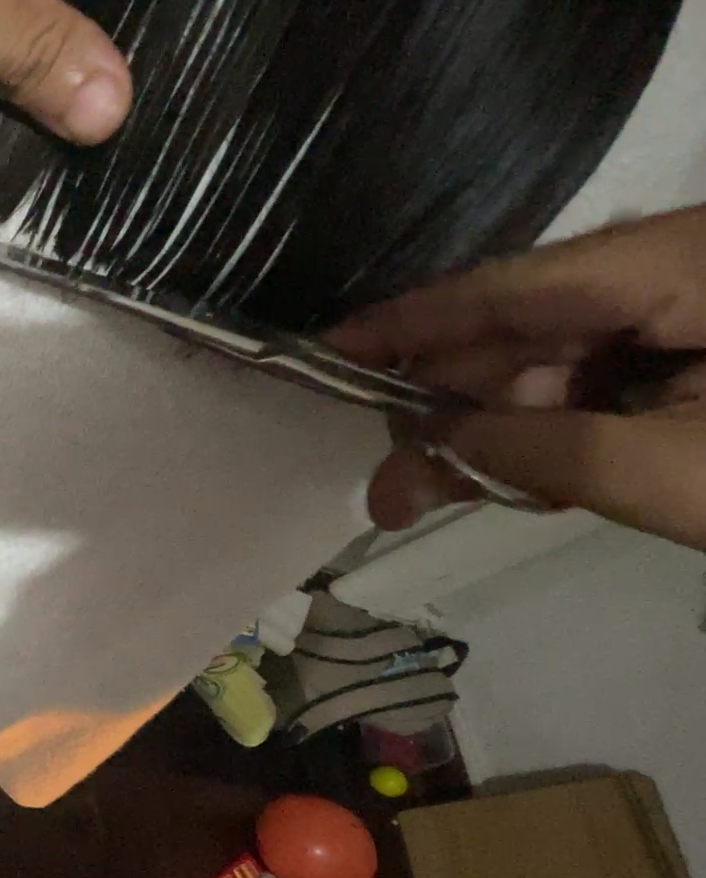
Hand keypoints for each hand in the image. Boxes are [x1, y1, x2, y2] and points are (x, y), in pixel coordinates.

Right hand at [325, 205, 705, 549]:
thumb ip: (530, 448)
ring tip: (440, 504)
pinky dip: (550, 437)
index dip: (401, 325)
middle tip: (389, 496)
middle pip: (517, 340)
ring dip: (489, 439)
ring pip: (550, 372)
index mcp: (684, 268)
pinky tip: (525, 480)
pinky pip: (597, 387)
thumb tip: (433, 436)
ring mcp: (699, 315)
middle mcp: (681, 275)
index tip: (316, 354)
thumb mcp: (672, 472)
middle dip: (442, 419)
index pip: (506, 289)